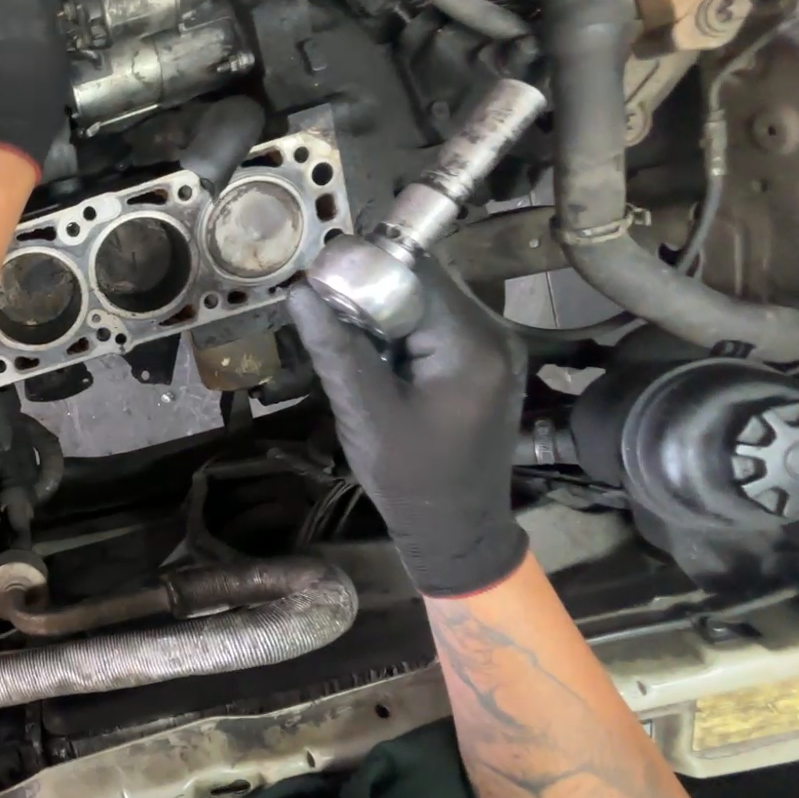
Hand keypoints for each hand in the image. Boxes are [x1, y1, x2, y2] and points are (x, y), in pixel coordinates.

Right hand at [287, 263, 527, 596]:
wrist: (455, 528)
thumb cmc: (408, 476)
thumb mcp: (363, 411)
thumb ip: (335, 349)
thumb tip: (301, 291)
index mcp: (472, 345)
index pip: (417, 276)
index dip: (366, 269)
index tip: (320, 277)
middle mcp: (496, 335)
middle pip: (427, 284)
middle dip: (373, 288)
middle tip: (325, 304)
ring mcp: (497, 348)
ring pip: (431, 302)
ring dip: (386, 309)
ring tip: (343, 327)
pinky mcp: (486, 363)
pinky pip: (439, 325)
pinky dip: (403, 328)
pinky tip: (375, 349)